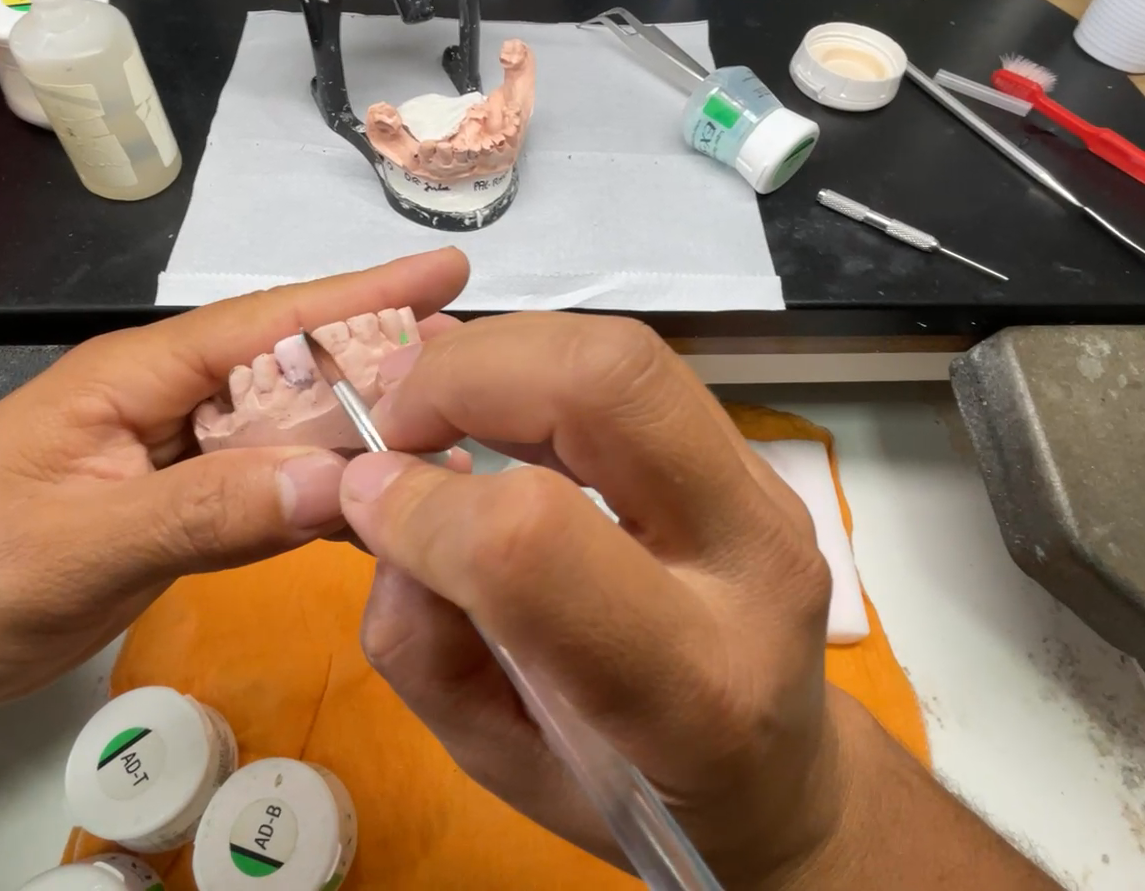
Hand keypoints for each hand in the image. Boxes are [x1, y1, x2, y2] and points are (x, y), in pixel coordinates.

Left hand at [0, 249, 470, 725]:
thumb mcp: (80, 544)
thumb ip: (209, 512)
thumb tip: (342, 484)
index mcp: (141, 373)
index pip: (271, 321)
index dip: (364, 296)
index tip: (448, 271)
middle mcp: (172, 399)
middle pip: (297, 370)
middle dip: (384, 361)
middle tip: (476, 364)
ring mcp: (180, 454)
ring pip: (291, 435)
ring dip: (363, 437)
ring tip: (449, 438)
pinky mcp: (184, 504)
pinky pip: (271, 493)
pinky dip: (323, 500)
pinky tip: (375, 511)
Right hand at [339, 313, 841, 889]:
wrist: (777, 769)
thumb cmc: (638, 792)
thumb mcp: (506, 765)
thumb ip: (424, 647)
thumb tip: (384, 504)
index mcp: (689, 684)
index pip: (537, 540)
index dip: (427, 505)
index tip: (366, 496)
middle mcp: (750, 556)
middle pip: (610, 385)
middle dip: (466, 375)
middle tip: (392, 417)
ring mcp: (763, 487)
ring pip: (623, 353)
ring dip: (497, 352)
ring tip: (428, 396)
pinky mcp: (747, 453)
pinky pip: (630, 366)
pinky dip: (535, 358)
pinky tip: (486, 392)